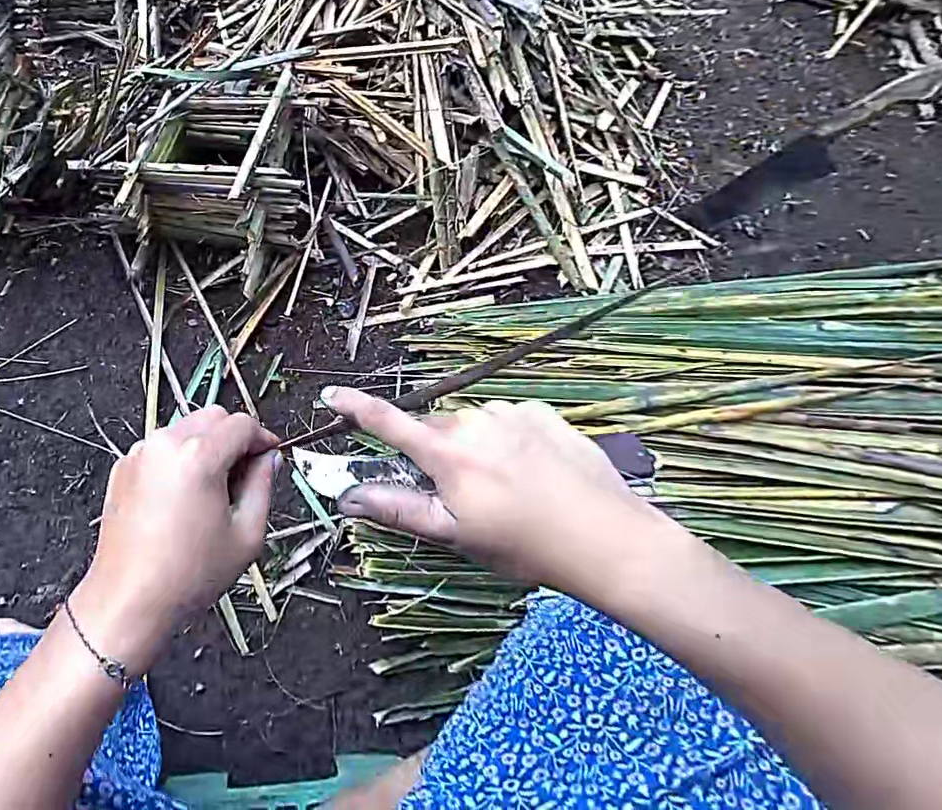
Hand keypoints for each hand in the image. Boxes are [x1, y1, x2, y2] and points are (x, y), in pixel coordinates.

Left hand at [71, 406, 278, 674]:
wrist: (128, 600)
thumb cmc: (188, 575)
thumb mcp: (246, 535)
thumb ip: (264, 485)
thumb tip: (270, 458)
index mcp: (198, 456)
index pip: (241, 424)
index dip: (262, 438)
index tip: (270, 456)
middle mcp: (166, 444)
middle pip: (213, 417)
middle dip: (234, 437)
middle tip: (244, 474)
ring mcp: (141, 452)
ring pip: (186, 428)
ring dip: (206, 445)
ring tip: (212, 490)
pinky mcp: (124, 465)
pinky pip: (162, 447)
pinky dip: (179, 457)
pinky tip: (183, 496)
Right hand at [320, 387, 672, 600]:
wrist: (610, 540)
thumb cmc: (524, 545)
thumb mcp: (456, 535)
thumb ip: (399, 510)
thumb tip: (348, 497)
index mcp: (447, 453)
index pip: (387, 422)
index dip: (355, 408)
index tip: (331, 395)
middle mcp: (473, 422)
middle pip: (435, 428)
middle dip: (435, 451)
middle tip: (460, 491)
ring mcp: (510, 412)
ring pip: (472, 424)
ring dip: (474, 446)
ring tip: (507, 486)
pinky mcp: (541, 411)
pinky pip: (507, 419)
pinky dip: (507, 439)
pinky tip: (533, 471)